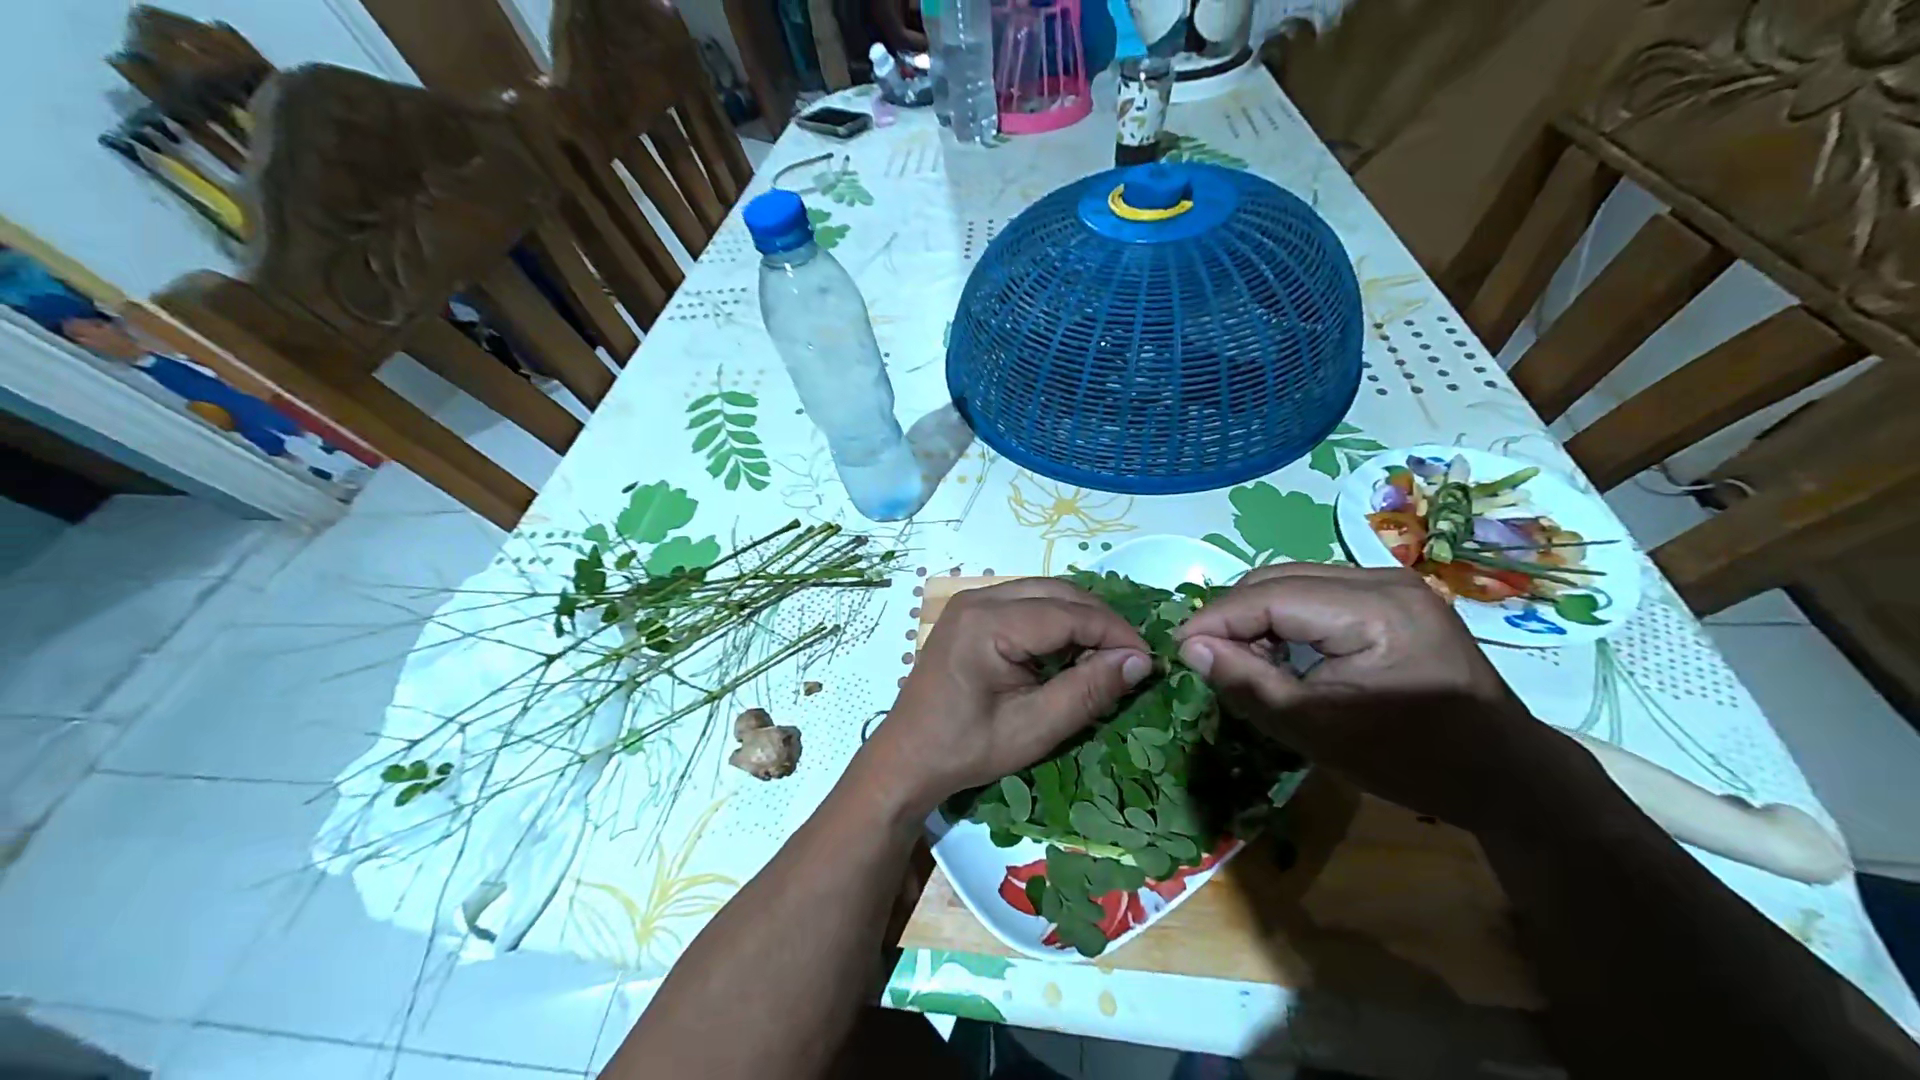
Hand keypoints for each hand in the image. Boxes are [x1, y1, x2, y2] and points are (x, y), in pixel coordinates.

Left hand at [859, 579, 1151, 819]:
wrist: (908, 756)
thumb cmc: (966, 748)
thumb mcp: (1034, 728)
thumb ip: (1088, 690)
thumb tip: (1139, 661)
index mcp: (988, 623)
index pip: (1069, 613)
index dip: (1115, 633)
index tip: (1148, 661)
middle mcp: (979, 598)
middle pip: (1059, 593)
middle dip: (1101, 622)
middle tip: (1130, 659)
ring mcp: (971, 601)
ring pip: (1044, 593)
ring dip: (1080, 619)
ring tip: (1104, 657)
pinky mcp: (971, 612)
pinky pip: (1026, 602)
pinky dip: (1056, 621)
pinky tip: (1069, 651)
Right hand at [1175, 563, 1581, 830]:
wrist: (1506, 777)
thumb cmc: (1412, 760)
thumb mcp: (1316, 729)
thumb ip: (1247, 683)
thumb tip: (1190, 649)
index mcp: (1373, 608)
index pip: (1270, 596)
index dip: (1216, 619)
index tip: (1180, 650)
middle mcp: (1383, 579)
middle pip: (1278, 578)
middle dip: (1234, 615)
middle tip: (1208, 658)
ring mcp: (1392, 585)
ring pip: (1294, 581)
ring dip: (1257, 615)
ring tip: (1242, 658)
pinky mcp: (1393, 599)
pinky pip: (1318, 594)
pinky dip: (1286, 619)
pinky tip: (1281, 653)